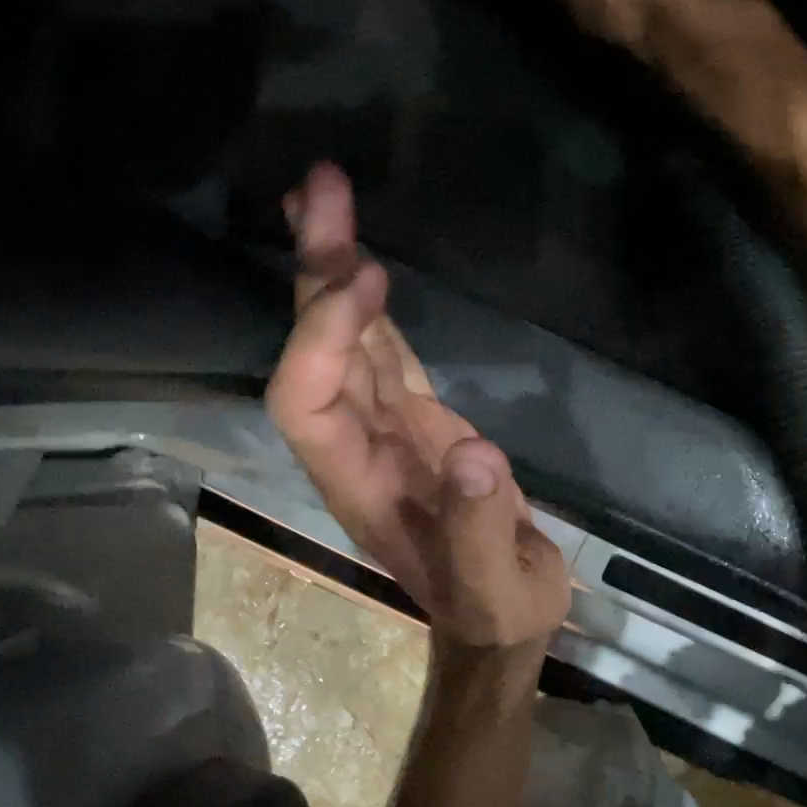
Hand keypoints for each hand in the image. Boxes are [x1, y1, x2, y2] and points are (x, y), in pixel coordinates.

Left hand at [264, 163, 570, 648]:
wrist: (497, 619)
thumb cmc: (494, 607)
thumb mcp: (497, 585)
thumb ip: (479, 530)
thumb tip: (473, 454)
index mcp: (362, 483)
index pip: (308, 401)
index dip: (322, 338)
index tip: (367, 279)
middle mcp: (357, 446)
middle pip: (315, 354)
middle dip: (315, 274)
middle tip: (321, 187)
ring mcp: (383, 430)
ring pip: (345, 342)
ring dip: (333, 271)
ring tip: (327, 195)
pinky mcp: (414, 420)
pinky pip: (380, 351)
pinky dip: (366, 303)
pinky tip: (359, 259)